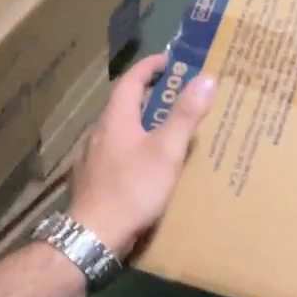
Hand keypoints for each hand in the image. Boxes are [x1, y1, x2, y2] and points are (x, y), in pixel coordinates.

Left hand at [67, 54, 215, 254]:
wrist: (93, 236)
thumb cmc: (133, 189)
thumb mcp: (167, 150)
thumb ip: (185, 114)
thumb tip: (206, 78)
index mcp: (115, 119)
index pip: (130, 81)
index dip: (148, 67)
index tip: (167, 59)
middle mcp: (98, 133)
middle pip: (122, 104)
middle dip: (146, 95)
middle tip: (173, 93)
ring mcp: (90, 158)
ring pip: (116, 130)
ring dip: (138, 122)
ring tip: (162, 129)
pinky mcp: (90, 180)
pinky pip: (113, 153)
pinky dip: (130, 147)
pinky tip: (142, 165)